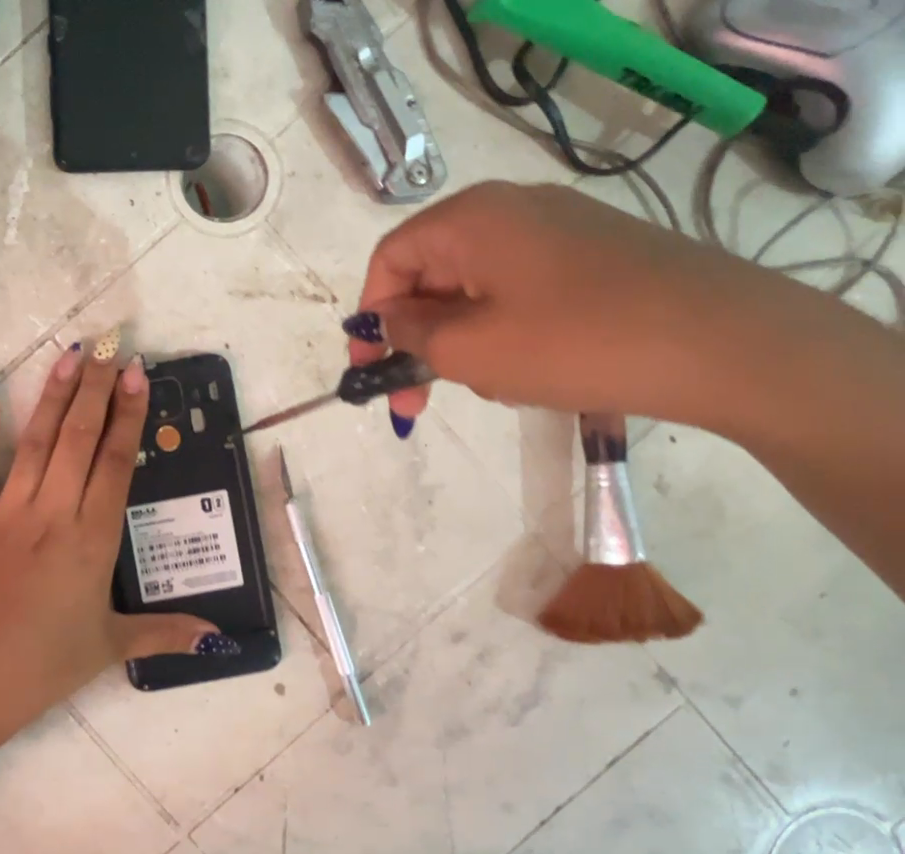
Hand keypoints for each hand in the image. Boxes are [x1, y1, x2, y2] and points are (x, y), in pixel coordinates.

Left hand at [0, 337, 225, 756]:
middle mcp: (53, 514)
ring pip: (35, 442)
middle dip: (95, 390)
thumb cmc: (47, 664)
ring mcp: (7, 512)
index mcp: (93, 541)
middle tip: (108, 347)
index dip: (128, 417)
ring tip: (67, 355)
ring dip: (52, 395)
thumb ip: (165, 633)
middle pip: (78, 439)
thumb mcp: (110, 646)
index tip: (137, 376)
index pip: (115, 464)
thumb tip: (219, 639)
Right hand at [343, 181, 869, 440]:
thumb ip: (408, 333)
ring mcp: (558, 231)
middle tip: (414, 402)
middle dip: (414, 339)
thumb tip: (385, 322)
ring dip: (461, 343)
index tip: (371, 374)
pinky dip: (503, 334)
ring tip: (490, 386)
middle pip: (429, 275)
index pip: (388, 262)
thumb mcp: (468, 348)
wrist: (726, 343)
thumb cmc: (575, 341)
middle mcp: (511, 210)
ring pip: (472, 290)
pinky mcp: (594, 257)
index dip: (369, 319)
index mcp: (471, 219)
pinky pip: (517, 293)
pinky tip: (529, 372)